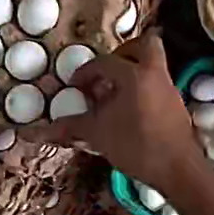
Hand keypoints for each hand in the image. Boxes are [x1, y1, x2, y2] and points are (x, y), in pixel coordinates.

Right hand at [27, 34, 204, 193]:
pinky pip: (157, 83)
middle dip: (121, 53)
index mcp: (134, 75)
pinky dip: (141, 88)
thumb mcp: (96, 134)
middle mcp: (155, 74)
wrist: (177, 169)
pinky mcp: (175, 104)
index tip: (75, 86)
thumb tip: (36, 132)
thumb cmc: (135, 146)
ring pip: (152, 64)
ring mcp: (169, 88)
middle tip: (105, 72)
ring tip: (113, 94)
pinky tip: (127, 112)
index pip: (104, 62)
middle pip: (143, 45)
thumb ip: (69, 127)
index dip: (85, 72)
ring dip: (132, 71)